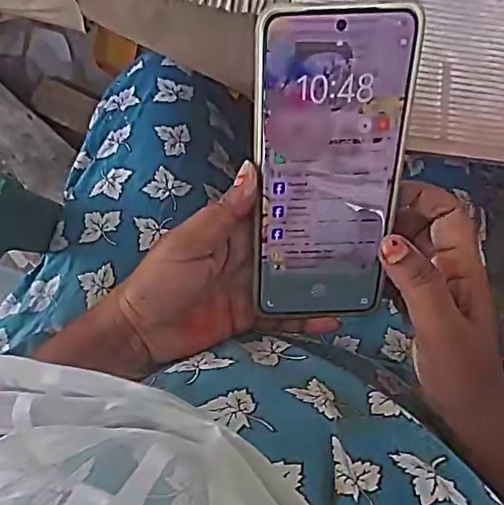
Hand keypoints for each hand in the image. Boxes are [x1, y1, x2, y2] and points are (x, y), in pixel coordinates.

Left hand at [48, 161, 334, 376]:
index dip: (297, 200)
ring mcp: (248, 289)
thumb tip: (252, 171)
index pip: (269, 212)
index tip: (333, 186)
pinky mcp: (249, 318)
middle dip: (320, 242)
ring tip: (356, 279)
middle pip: (288, 248)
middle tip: (362, 236)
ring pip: (291, 282)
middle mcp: (243, 258)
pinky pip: (282, 316)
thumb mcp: (190, 242)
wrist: (141, 333)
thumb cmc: (158, 281)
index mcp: (228, 232)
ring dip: (319, 282)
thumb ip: (224, 213)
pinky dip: (305, 318)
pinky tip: (331, 317)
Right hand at [378, 182, 503, 450]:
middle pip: (428, 225)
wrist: (469, 417)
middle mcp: (451, 273)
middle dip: (396, 214)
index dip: (421, 195)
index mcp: (464, 269)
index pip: (449, 212)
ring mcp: (436, 292)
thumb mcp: (438, 324)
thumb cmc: (461, 375)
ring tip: (349, 239)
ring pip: (412, 250)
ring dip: (386, 240)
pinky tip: (359, 274)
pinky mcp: (421, 311)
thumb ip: (416, 281)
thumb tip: (388, 239)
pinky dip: (382, 269)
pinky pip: (401, 277)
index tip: (381, 193)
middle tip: (355, 217)